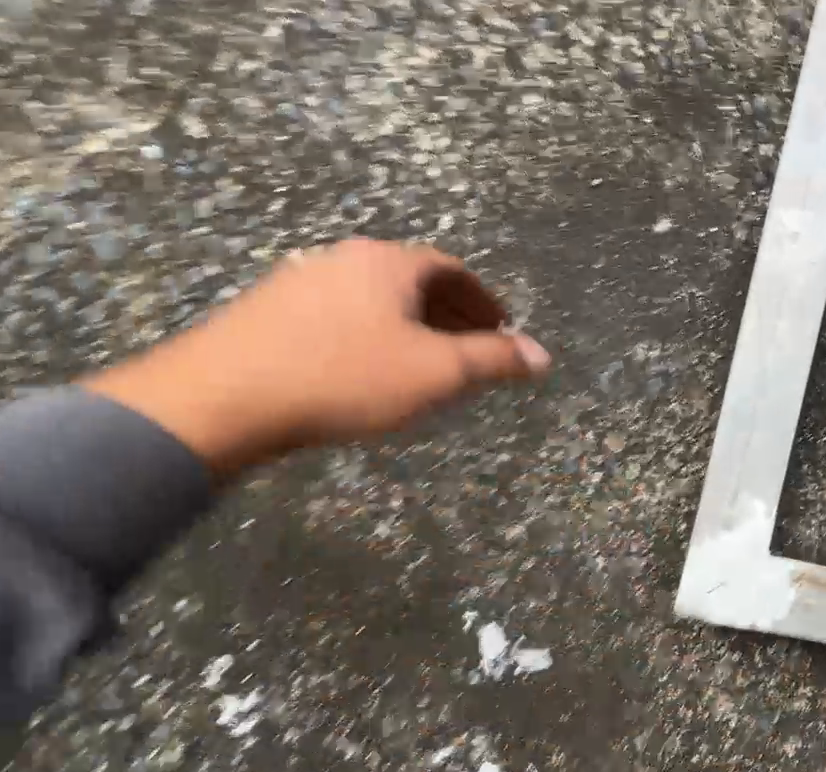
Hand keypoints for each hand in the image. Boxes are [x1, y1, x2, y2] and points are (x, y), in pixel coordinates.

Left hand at [84, 237, 549, 475]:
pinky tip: (376, 370)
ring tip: (431, 364)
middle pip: (412, 279)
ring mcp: (300, 282)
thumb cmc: (348, 377)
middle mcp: (342, 258)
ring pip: (377, 298)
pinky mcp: (270, 312)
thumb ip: (496, 360)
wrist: (222, 398)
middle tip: (477, 348)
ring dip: (414, 325)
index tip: (504, 329)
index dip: (485, 299)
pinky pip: (344, 314)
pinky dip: (377, 334)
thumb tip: (543, 355)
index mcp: (386, 263)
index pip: (451, 268)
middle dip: (452, 312)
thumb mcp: (439, 372)